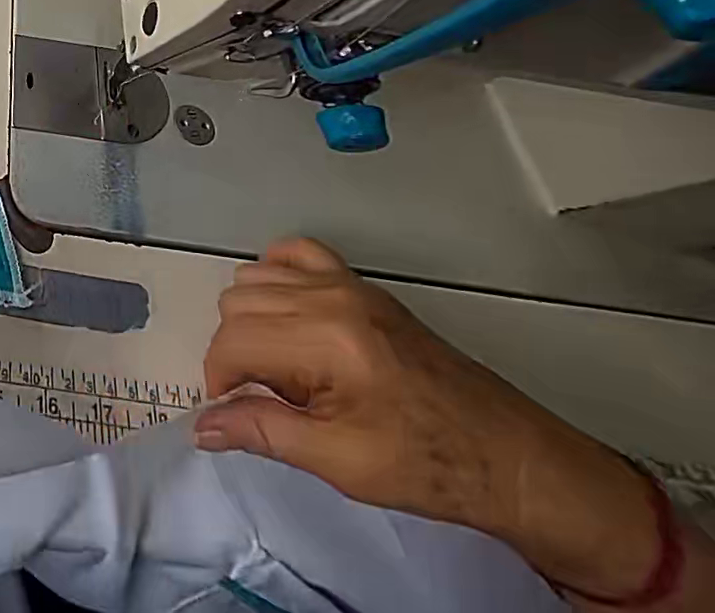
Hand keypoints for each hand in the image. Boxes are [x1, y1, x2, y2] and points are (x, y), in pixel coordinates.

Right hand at [195, 238, 678, 603]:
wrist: (524, 465)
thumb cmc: (433, 469)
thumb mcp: (340, 463)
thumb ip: (260, 432)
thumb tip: (200, 426)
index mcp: (329, 343)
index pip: (232, 343)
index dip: (220, 379)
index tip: (235, 411)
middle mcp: (332, 300)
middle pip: (235, 307)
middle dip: (235, 351)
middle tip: (270, 394)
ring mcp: (349, 286)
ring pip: (251, 280)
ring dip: (249, 319)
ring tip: (283, 362)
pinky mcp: (363, 286)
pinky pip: (293, 253)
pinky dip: (274, 273)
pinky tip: (285, 310)